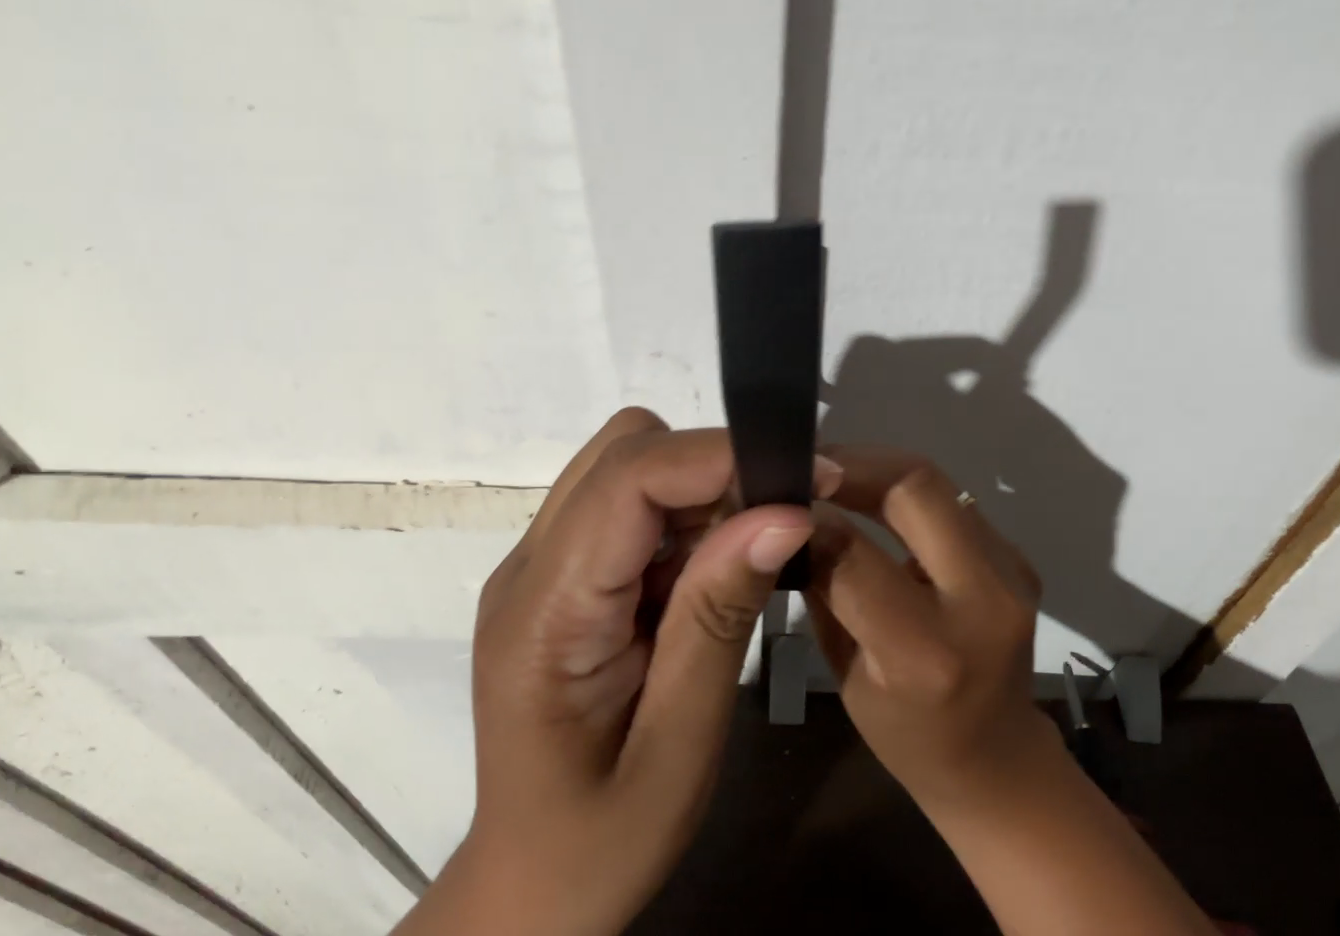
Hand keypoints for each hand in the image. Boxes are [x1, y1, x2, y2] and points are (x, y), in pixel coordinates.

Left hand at [395, 408, 833, 935]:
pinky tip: (713, 575)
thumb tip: (784, 512)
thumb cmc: (607, 837)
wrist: (533, 885)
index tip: (812, 476)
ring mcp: (536, 571)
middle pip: (622, 453)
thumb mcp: (681, 740)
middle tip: (782, 522)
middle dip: (712, 468)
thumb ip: (721, 615)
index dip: (722, 456)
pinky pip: (625, 512)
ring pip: (624, 469)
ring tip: (750, 555)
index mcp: (547, 613)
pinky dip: (683, 520)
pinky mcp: (558, 582)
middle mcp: (527, 569)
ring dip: (700, 492)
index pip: (628, 478)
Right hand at [803, 444, 1056, 806]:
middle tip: (804, 464)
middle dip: (851, 463)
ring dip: (878, 469)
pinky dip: (905, 493)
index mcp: (927, 652)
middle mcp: (982, 602)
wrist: (998, 759)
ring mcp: (1012, 574)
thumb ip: (823, 594)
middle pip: (915, 488)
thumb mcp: (846, 674)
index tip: (775, 501)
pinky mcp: (1018, 558)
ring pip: (938, 483)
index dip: (809, 520)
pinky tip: (870, 500)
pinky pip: (953, 504)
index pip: (854, 555)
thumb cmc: (908, 737)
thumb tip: (786, 522)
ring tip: (830, 474)